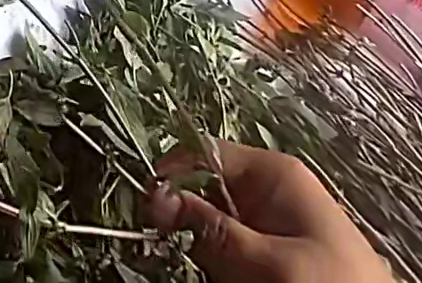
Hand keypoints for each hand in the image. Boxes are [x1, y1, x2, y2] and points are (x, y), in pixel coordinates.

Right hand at [146, 140, 391, 282]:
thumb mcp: (269, 262)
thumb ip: (211, 230)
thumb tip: (157, 197)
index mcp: (272, 172)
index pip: (205, 152)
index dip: (173, 173)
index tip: (148, 208)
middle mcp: (268, 191)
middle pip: (205, 192)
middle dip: (187, 221)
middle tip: (174, 251)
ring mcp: (270, 225)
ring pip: (213, 228)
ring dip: (202, 250)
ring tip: (213, 273)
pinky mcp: (273, 256)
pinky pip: (230, 252)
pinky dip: (221, 267)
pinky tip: (223, 277)